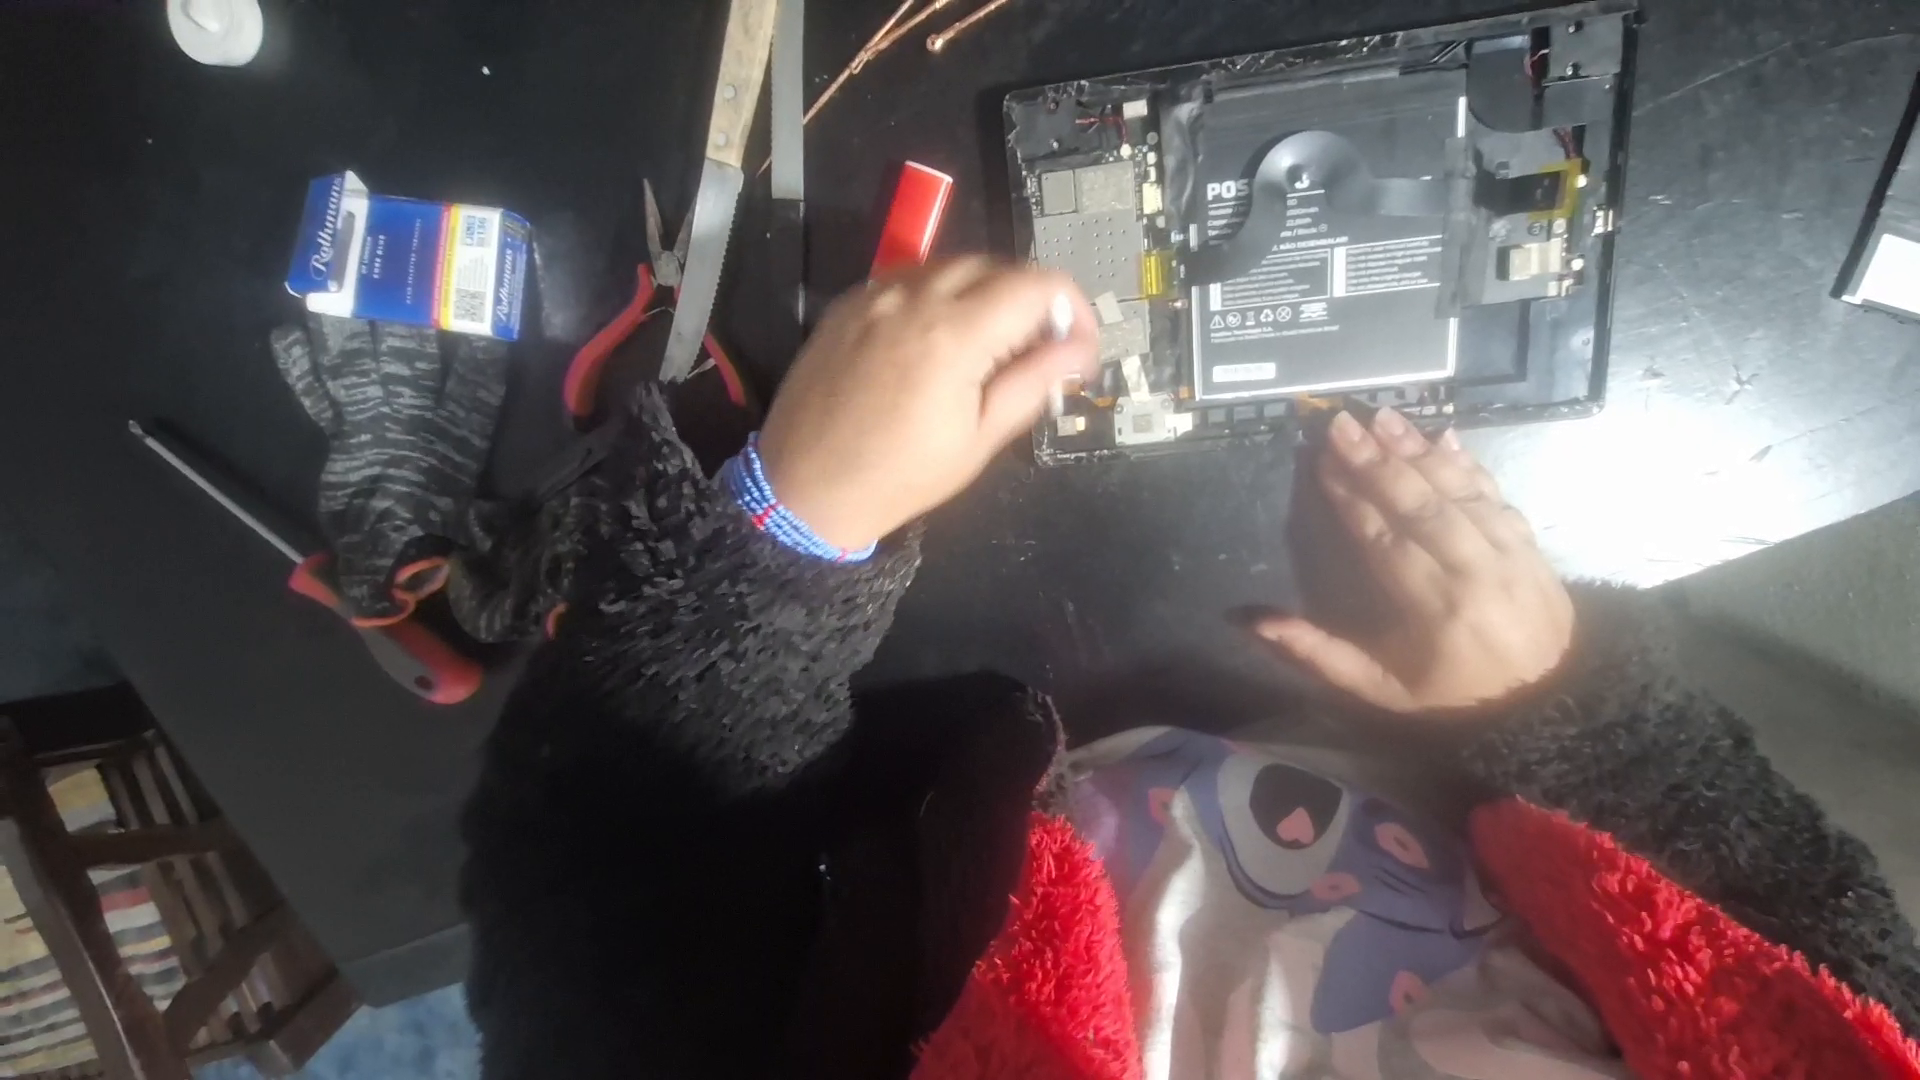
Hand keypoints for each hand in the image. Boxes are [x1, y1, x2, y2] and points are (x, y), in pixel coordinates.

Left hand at [756, 257, 1099, 550]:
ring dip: (985, 293)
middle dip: (1030, 299)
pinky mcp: (848, 303)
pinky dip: (939, 295)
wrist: (804, 489)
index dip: (1072, 308)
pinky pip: (909, 278)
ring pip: (951, 265)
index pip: (1037, 285)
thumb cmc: (899, 477)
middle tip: (1036, 349)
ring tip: (989, 345)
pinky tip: (938, 338)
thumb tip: (1080, 350)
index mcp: (954, 333)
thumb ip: (1033, 383)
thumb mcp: (978, 439)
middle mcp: (914, 295)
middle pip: (996, 265)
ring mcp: (875, 294)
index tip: (1077, 345)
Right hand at [1252, 409, 1574, 711]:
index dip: (1351, 500)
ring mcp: (1509, 555)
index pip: (1384, 541)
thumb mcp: (1378, 690)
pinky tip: (1443, 435)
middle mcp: (1474, 574)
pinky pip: (1496, 495)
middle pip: (1421, 507)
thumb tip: (1256, 622)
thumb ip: (1317, 654)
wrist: (1553, 705)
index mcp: (1432, 610)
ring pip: (1459, 492)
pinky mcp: (1529, 545)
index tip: (1321, 464)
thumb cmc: (1450, 695)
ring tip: (1381, 416)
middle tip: (1341, 424)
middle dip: (1377, 461)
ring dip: (1417, 450)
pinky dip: (1469, 463)